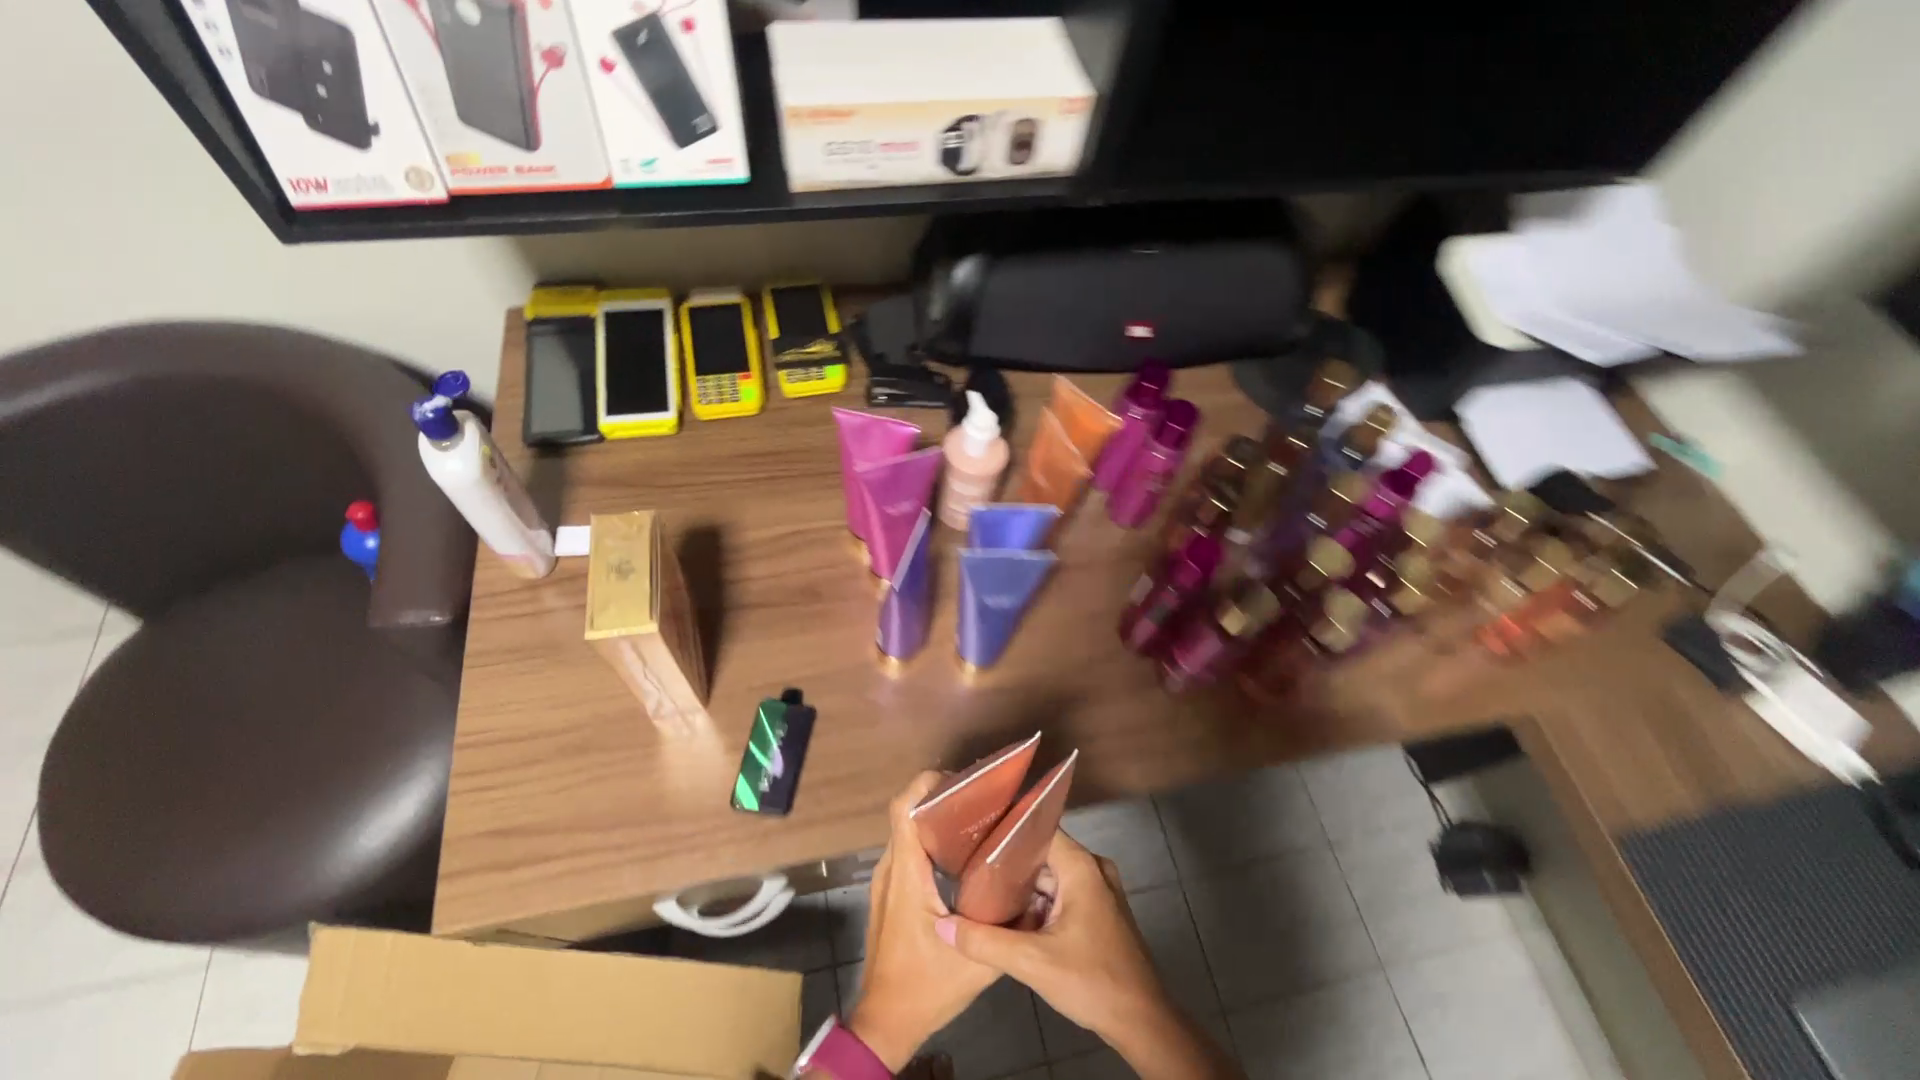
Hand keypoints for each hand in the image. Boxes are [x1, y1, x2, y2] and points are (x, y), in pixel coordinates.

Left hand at [845, 772, 1000, 1070]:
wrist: (886, 1021)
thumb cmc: (926, 988)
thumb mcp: (977, 963)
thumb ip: (1007, 929)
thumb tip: (1037, 895)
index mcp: (907, 876)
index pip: (903, 810)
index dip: (927, 784)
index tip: (963, 779)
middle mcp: (891, 870)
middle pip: (907, 814)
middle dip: (942, 797)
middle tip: (985, 797)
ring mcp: (887, 882)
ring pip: (907, 832)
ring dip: (936, 819)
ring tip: (980, 818)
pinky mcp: (890, 894)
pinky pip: (908, 852)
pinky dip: (931, 841)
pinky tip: (964, 853)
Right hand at [933, 831, 1167, 1039]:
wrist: (1141, 1021)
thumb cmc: (1092, 981)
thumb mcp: (1031, 962)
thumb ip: (984, 941)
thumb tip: (941, 925)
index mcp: (1081, 867)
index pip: (1037, 828)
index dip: (1003, 829)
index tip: (970, 833)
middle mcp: (1091, 869)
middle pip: (1040, 853)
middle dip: (1004, 862)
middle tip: (964, 866)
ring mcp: (1097, 892)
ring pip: (1048, 877)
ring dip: (1018, 886)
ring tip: (975, 887)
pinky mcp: (1096, 913)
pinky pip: (1059, 895)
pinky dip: (1035, 903)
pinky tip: (1004, 915)